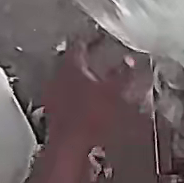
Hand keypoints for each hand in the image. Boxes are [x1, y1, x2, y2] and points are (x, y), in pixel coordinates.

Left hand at [42, 32, 147, 149]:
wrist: (71, 146)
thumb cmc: (92, 115)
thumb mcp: (116, 91)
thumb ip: (124, 73)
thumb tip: (130, 61)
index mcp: (71, 66)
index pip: (79, 44)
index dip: (91, 38)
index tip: (100, 36)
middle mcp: (58, 77)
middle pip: (72, 60)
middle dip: (88, 58)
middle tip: (101, 56)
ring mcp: (53, 94)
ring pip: (69, 77)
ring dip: (83, 76)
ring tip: (99, 78)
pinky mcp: (55, 110)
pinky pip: (68, 93)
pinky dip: (79, 92)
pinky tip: (91, 99)